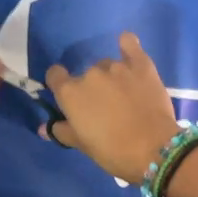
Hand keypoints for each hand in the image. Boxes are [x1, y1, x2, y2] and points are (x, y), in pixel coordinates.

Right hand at [45, 33, 183, 182]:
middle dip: (92, 89)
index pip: (55, 75)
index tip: (69, 98)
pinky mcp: (141, 65)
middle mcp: (90, 74)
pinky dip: (127, 46)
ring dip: (111, 77)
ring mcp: (117, 67)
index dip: (59, 84)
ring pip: (108, 66)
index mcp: (71, 93)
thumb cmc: (112, 152)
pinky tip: (128, 49)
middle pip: (85, 75)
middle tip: (105, 108)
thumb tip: (44, 128)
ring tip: (124, 95)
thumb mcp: (83, 146)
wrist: (154, 150)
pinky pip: (130, 44)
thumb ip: (63, 131)